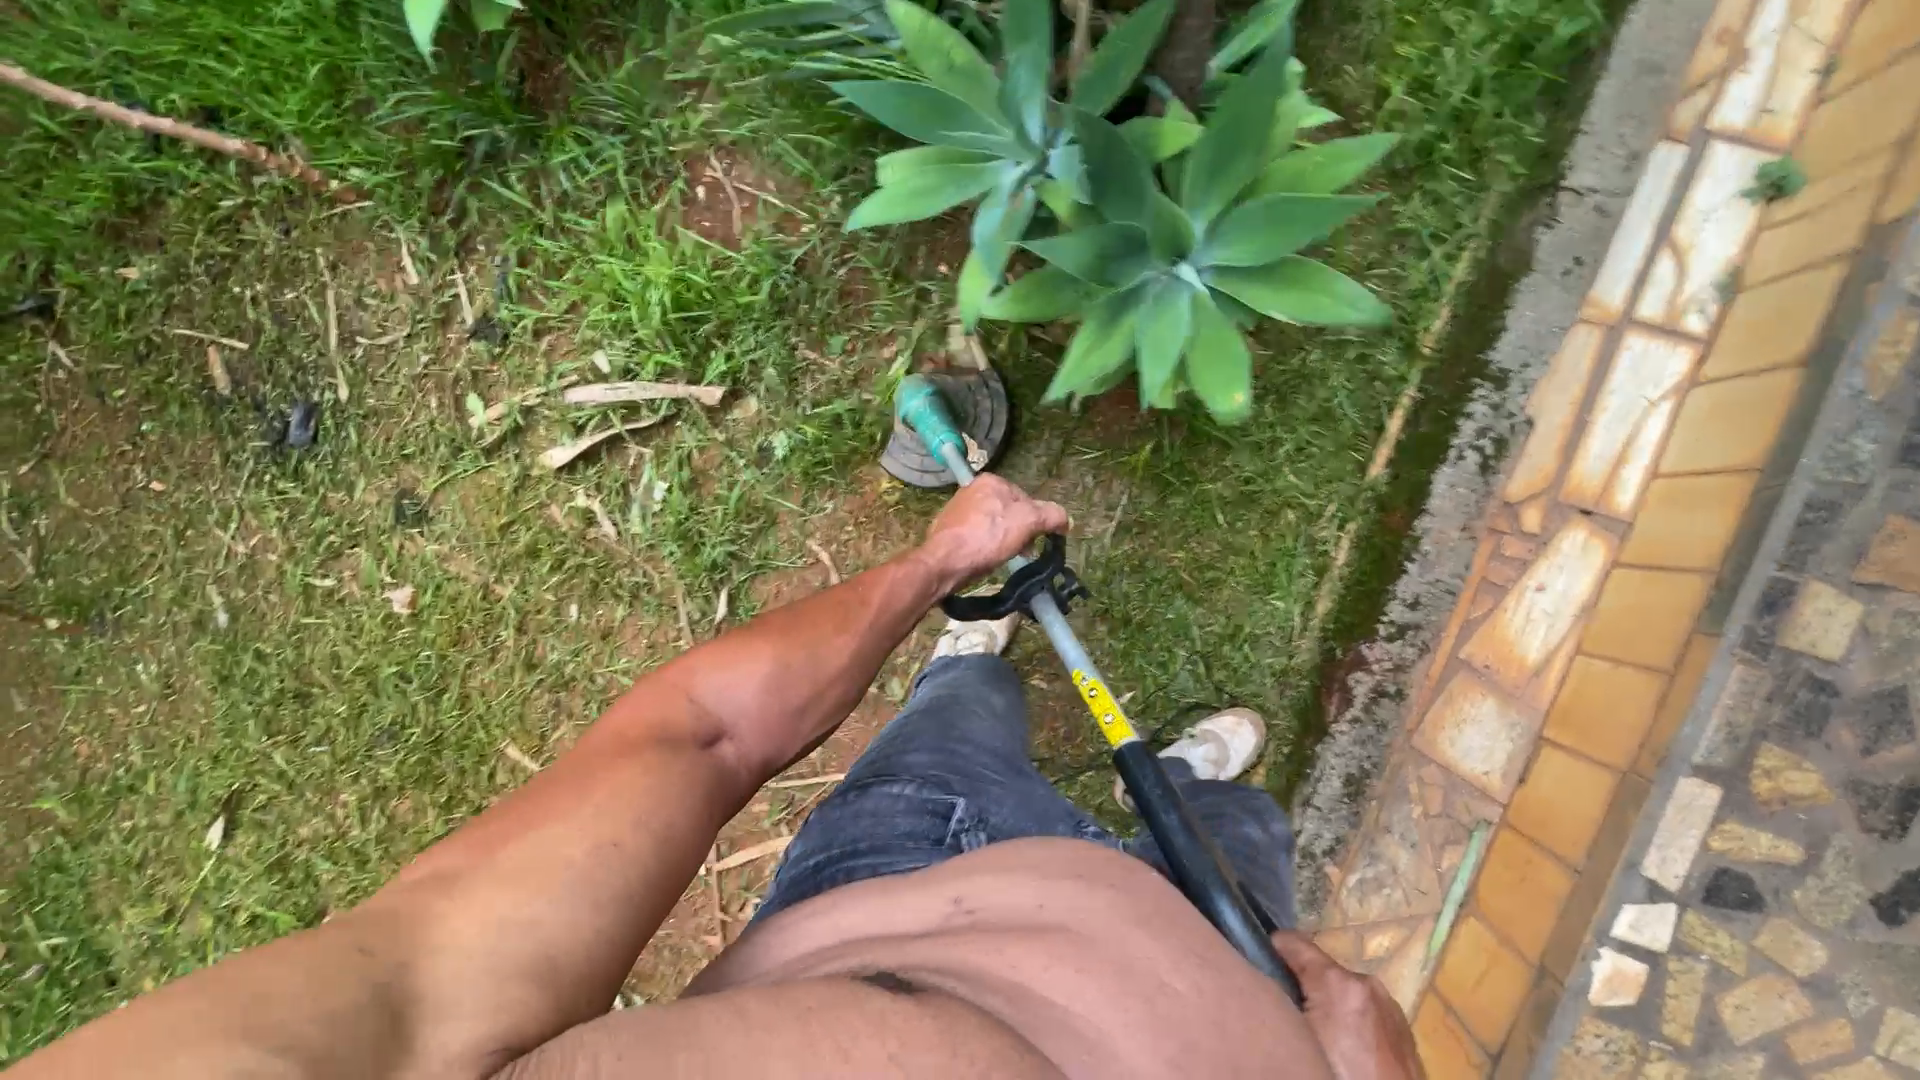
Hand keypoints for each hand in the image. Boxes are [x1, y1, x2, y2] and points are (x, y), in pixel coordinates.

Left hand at [919, 474, 1068, 594]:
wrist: (945, 561)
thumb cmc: (988, 537)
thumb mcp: (1029, 522)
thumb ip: (1052, 516)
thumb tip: (1065, 519)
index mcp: (991, 481)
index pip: (1025, 499)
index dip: (1035, 521)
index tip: (1035, 541)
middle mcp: (971, 489)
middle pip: (1008, 512)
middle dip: (1018, 532)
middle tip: (1021, 553)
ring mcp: (957, 509)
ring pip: (992, 525)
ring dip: (1001, 540)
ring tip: (1002, 558)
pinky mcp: (947, 529)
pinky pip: (975, 536)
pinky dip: (983, 547)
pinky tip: (983, 559)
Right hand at [1272, 931, 1424, 1079]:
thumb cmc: (1340, 1078)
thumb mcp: (1296, 1040)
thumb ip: (1280, 1002)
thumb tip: (1260, 985)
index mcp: (1338, 982)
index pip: (1290, 941)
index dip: (1268, 954)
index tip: (1258, 977)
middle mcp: (1367, 984)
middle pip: (1317, 969)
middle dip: (1299, 988)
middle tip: (1286, 1020)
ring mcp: (1389, 1007)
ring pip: (1340, 992)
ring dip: (1325, 1008)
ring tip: (1316, 1041)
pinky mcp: (1403, 1031)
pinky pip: (1363, 1013)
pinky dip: (1349, 1025)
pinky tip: (1344, 1054)